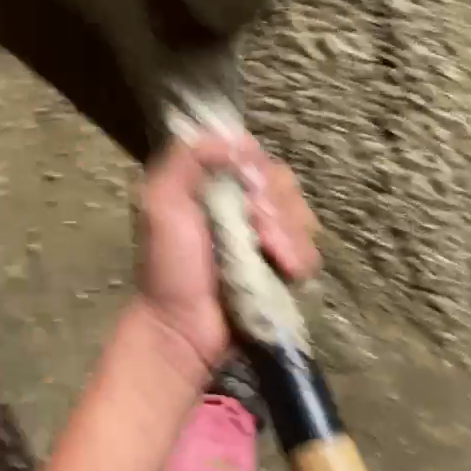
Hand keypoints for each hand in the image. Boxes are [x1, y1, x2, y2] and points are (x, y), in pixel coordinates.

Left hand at [134, 132, 320, 373]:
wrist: (184, 330)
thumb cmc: (168, 268)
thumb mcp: (160, 202)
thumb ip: (188, 158)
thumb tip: (238, 139)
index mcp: (211, 185)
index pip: (253, 157)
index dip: (258, 173)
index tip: (250, 194)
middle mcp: (239, 206)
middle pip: (283, 184)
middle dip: (276, 210)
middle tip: (260, 236)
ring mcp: (264, 238)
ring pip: (301, 215)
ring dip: (291, 237)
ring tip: (274, 260)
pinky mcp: (281, 268)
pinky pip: (309, 249)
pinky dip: (301, 258)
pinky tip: (286, 273)